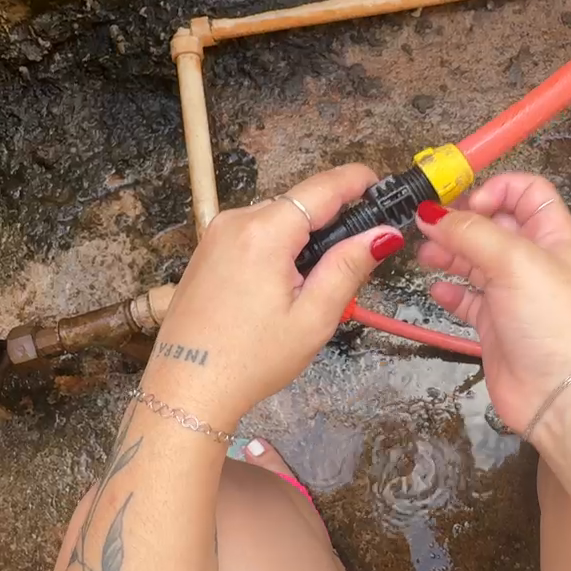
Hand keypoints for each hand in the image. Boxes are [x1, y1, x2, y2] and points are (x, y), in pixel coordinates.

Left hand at [144, 164, 402, 430]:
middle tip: (355, 262)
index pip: (324, 187)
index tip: (384, 188)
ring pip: (279, 218)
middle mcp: (236, 220)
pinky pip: (256, 233)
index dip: (358, 181)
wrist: (187, 388)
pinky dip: (279, 247)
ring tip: (314, 287)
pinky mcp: (208, 249)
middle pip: (301, 203)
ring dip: (304, 238)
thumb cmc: (251, 360)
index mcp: (265, 232)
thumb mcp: (313, 317)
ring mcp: (217, 233)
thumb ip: (349, 267)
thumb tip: (384, 233)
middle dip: (332, 223)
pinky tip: (282, 287)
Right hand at [414, 173, 570, 431]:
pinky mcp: (495, 323)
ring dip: (448, 252)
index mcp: (552, 235)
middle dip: (460, 221)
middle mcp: (533, 260)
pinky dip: (450, 290)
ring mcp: (513, 292)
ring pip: (474, 259)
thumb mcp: (514, 262)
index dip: (495, 190)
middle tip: (428, 227)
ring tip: (426, 256)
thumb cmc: (553, 322)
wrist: (560, 395)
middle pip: (493, 223)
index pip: (526, 192)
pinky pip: (467, 297)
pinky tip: (437, 290)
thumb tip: (429, 214)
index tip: (465, 206)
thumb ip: (470, 233)